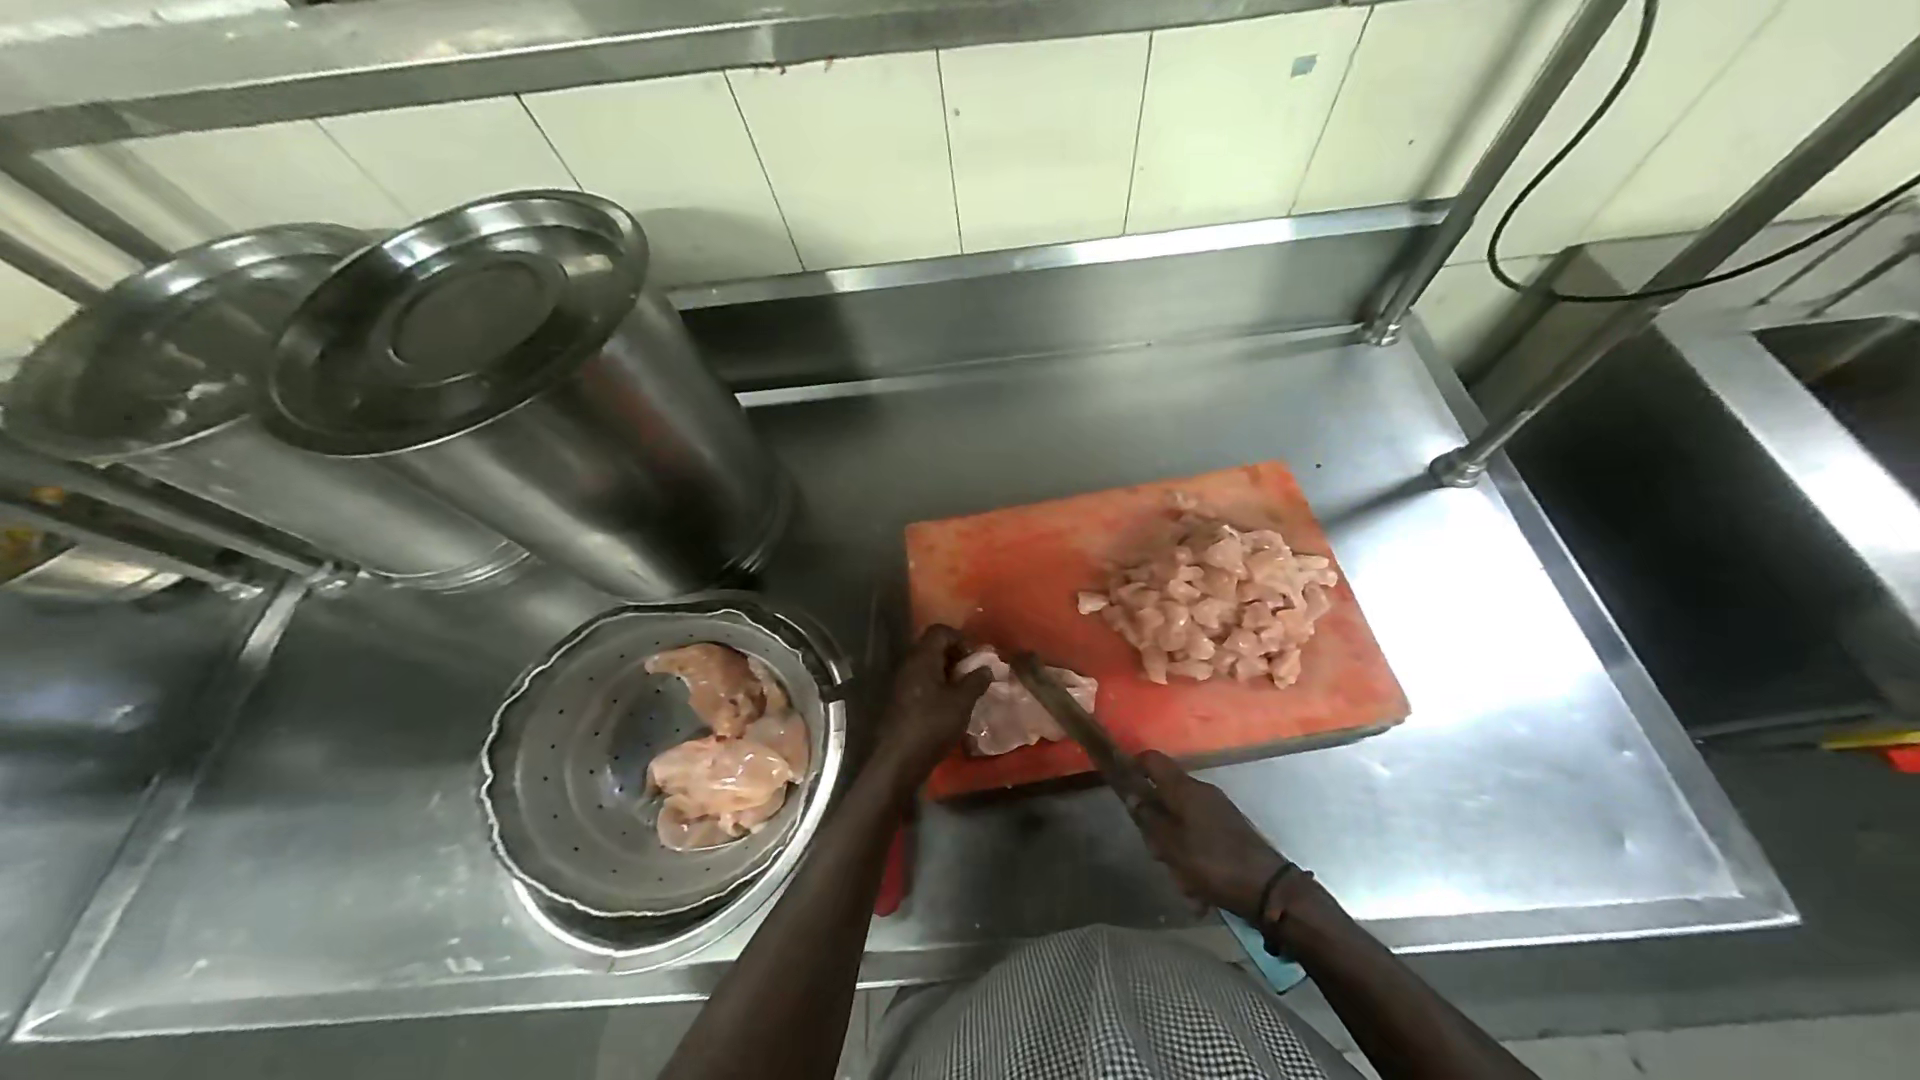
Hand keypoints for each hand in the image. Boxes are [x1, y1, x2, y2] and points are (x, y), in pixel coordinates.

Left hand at [868, 625, 991, 792]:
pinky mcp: (901, 700)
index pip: (940, 631)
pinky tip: (950, 704)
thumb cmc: (933, 725)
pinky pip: (921, 681)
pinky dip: (937, 686)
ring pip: (927, 666)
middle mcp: (908, 665)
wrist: (899, 759)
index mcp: (922, 658)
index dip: (960, 638)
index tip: (975, 657)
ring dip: (947, 673)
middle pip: (932, 647)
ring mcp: (902, 682)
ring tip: (965, 690)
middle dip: (956, 656)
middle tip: (973, 674)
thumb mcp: (961, 702)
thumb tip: (987, 668)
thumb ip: (976, 681)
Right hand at [1132, 751, 1290, 921]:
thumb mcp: (1171, 844)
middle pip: (1166, 798)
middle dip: (1157, 828)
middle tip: (1157, 854)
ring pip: (1182, 825)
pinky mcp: (1230, 832)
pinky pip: (1201, 841)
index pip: (1152, 760)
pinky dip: (1195, 862)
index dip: (1133, 767)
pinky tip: (1199, 892)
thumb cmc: (1212, 862)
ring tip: (1183, 882)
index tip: (1122, 786)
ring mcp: (1219, 812)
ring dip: (1177, 852)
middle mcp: (1202, 793)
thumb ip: (1148, 818)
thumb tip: (1131, 795)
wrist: (1269, 890)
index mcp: (1185, 789)